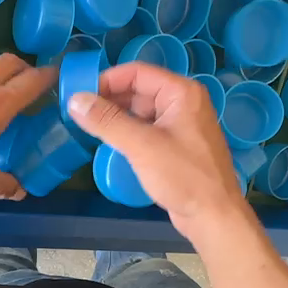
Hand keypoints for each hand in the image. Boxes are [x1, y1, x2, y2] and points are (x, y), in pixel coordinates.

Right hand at [66, 62, 254, 239]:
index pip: (137, 72)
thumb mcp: (141, 146)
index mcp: (181, 92)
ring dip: (115, 116)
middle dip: (108, 98)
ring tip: (88, 127)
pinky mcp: (175, 145)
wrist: (213, 215)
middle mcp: (182, 102)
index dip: (106, 80)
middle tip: (78, 113)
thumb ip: (107, 121)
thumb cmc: (182, 177)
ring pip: (140, 110)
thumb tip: (75, 100)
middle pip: (138, 90)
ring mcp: (180, 124)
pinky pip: (146, 128)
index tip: (79, 95)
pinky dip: (127, 131)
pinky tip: (109, 141)